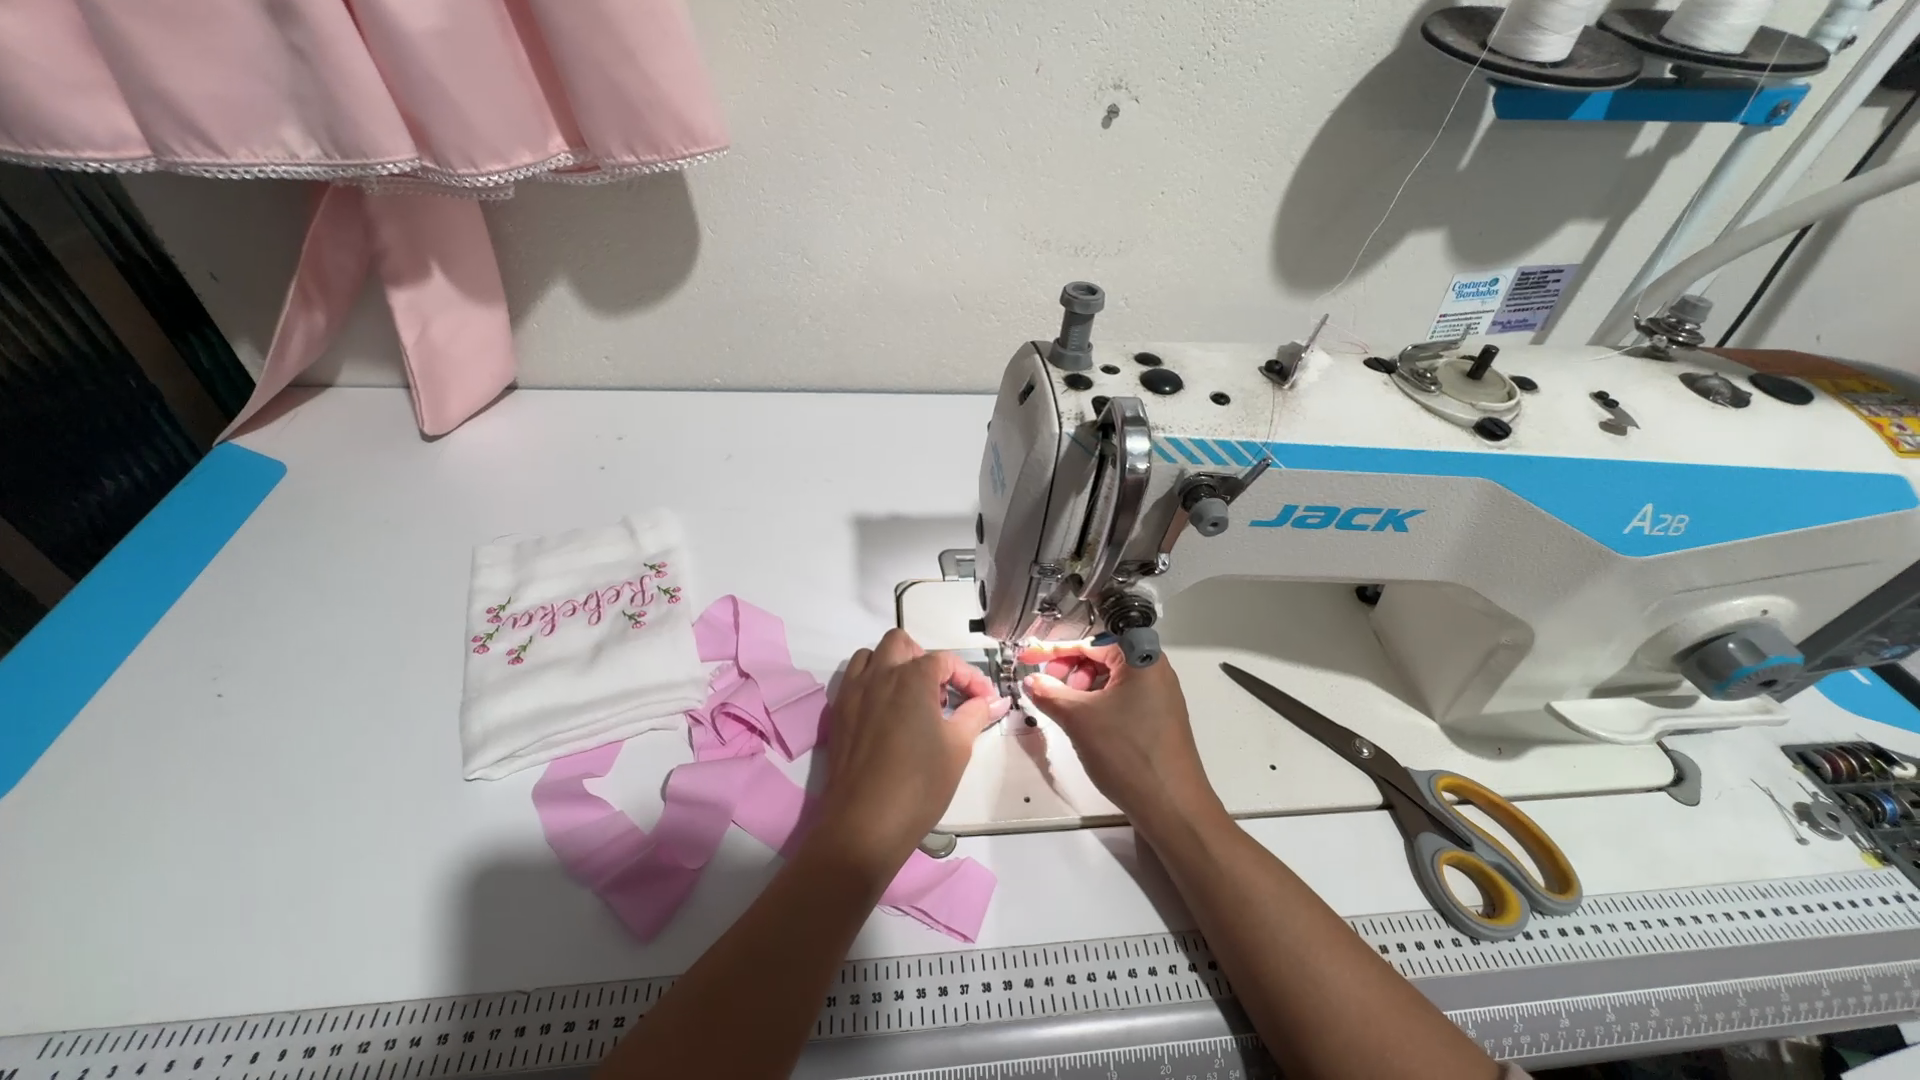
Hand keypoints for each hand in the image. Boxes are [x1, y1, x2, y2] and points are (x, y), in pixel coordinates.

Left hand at [816, 629, 1010, 874]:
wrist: (864, 824)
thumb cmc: (919, 784)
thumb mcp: (958, 748)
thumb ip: (975, 715)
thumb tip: (992, 701)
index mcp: (911, 678)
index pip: (945, 660)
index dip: (970, 678)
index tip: (984, 702)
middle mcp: (878, 675)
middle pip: (902, 643)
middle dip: (925, 659)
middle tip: (942, 693)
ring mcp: (853, 693)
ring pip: (871, 656)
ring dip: (893, 666)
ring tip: (912, 699)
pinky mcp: (837, 714)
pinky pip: (853, 680)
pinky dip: (872, 684)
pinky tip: (887, 715)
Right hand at [1019, 645, 1224, 838]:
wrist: (1171, 805)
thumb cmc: (1126, 753)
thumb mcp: (1079, 719)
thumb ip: (1049, 693)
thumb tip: (1030, 680)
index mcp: (1141, 658)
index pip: (1090, 642)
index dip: (1054, 650)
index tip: (1028, 656)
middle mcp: (1155, 670)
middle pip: (1102, 657)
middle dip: (1069, 670)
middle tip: (1046, 689)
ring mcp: (1160, 695)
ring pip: (1111, 680)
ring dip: (1082, 689)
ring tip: (1063, 710)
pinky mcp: (1159, 718)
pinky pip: (1122, 698)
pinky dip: (1098, 704)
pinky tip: (1083, 722)